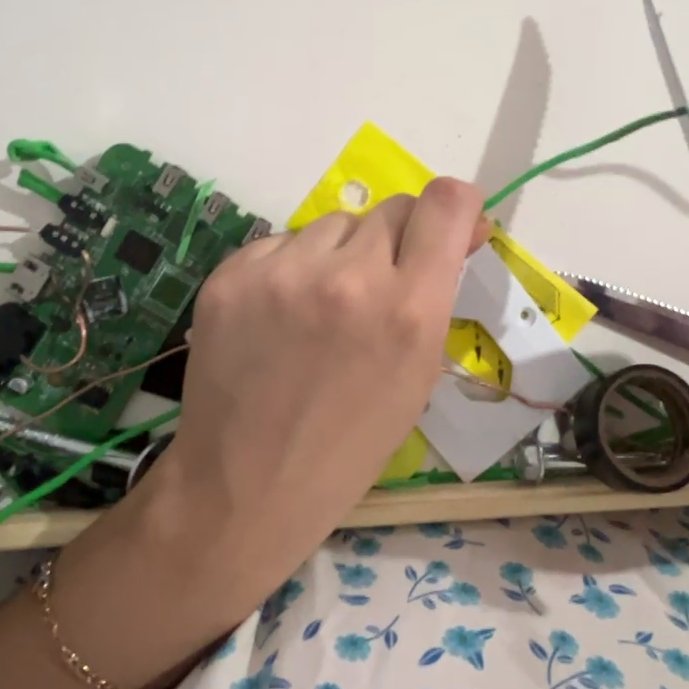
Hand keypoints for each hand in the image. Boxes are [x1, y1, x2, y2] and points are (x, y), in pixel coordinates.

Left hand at [144, 178, 489, 575]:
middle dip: (397, 240)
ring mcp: (283, 273)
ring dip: (339, 255)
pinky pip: (280, 244)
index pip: (445, 203)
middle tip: (379, 286)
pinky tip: (278, 317)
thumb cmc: (350, 446)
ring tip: (320, 310)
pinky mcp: (231, 276)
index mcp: (409, 310)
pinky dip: (290, 269)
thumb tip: (456, 235)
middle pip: (390, 210)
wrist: (246, 485)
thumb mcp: (418, 378)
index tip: (451, 227)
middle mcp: (349, 277)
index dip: (455, 206)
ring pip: (333, 225)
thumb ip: (436, 298)